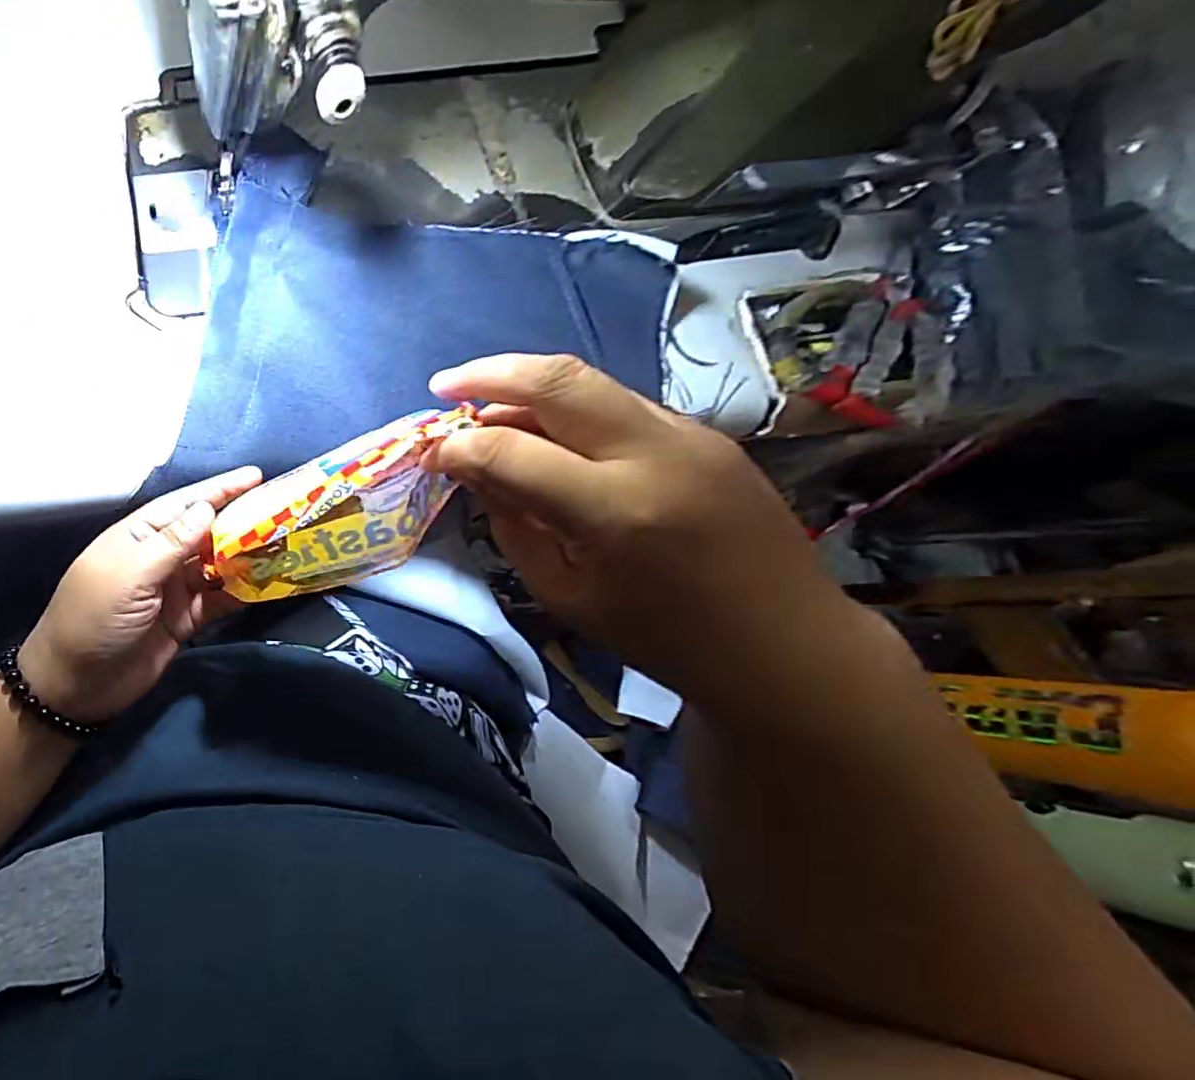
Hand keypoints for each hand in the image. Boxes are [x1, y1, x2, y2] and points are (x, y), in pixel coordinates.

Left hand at [18, 467, 263, 721]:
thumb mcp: (130, 575)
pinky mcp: (185, 618)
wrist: (77, 684)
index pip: (184, 505)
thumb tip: (207, 508)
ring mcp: (174, 589)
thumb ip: (171, 543)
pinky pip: (219, 599)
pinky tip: (268, 583)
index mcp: (139, 536)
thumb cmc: (94, 618)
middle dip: (241, 520)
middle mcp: (159, 557)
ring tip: (284, 543)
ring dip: (247, 556)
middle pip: (206, 532)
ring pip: (217, 565)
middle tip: (283, 510)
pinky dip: (242, 592)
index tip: (255, 476)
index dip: (219, 490)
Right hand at [424, 353, 854, 698]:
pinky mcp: (702, 432)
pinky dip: (568, 408)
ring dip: (527, 386)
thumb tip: (473, 470)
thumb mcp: (563, 592)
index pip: (512, 451)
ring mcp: (686, 434)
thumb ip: (513, 523)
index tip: (432, 454)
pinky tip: (547, 433)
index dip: (459, 448)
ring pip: (590, 381)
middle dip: (489, 374)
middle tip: (444, 385)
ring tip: (486, 410)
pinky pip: (618, 404)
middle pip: (557, 380)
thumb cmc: (658, 634)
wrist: (781, 641)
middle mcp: (653, 454)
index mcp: (613, 511)